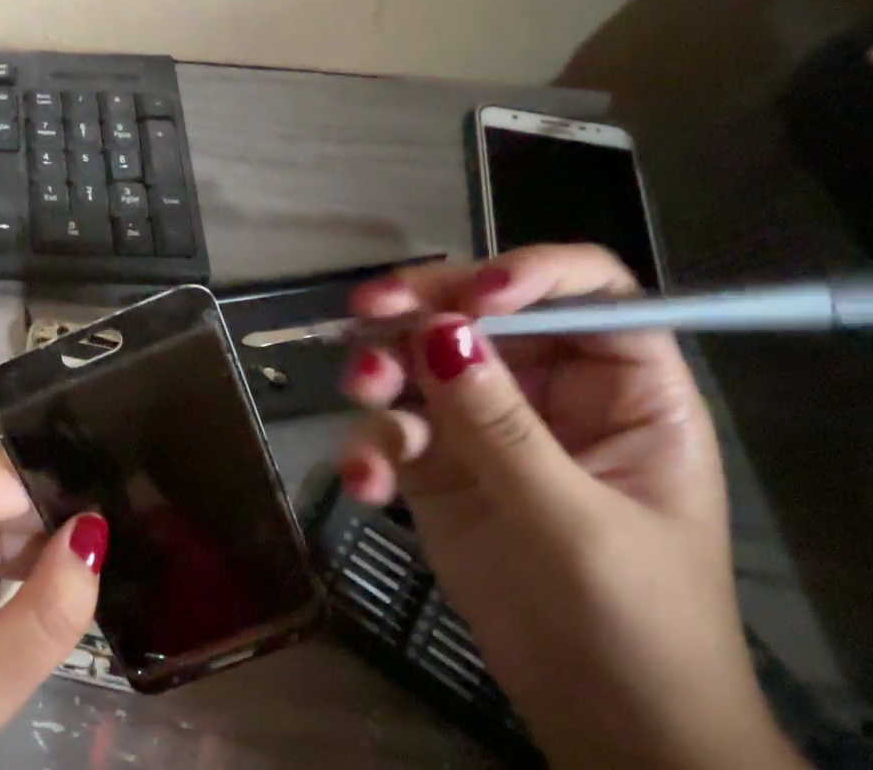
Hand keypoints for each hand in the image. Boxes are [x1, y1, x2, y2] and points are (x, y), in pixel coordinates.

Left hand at [0, 452, 104, 768]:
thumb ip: (45, 613)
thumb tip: (95, 534)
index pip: (23, 477)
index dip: (66, 516)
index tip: (105, 564)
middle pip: (13, 489)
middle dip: (49, 542)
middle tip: (71, 608)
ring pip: (2, 507)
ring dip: (29, 556)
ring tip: (43, 610)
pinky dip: (4, 561)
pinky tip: (13, 604)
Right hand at [338, 246, 799, 769]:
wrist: (598, 717)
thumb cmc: (629, 621)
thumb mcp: (573, 521)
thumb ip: (502, 425)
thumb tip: (440, 330)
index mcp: (625, 392)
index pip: (589, 294)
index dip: (531, 276)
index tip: (469, 297)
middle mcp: (551, 394)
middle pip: (481, 315)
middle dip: (421, 310)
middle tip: (364, 311)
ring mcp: (486, 428)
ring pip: (421, 363)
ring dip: (382, 372)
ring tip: (363, 396)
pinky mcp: (435, 465)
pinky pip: (390, 431)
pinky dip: (369, 449)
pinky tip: (364, 485)